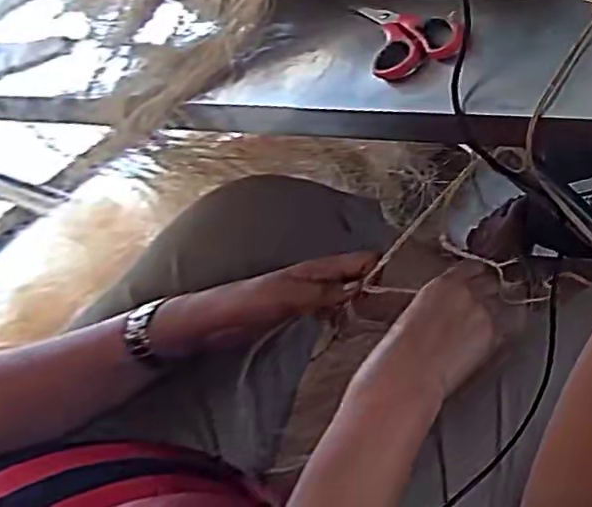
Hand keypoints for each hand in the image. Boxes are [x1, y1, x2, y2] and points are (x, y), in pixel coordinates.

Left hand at [152, 251, 376, 359]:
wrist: (200, 326)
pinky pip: (335, 312)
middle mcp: (325, 278)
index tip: (391, 293)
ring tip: (373, 324)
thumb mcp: (285, 296)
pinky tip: (348, 332)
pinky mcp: (304, 314)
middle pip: (364, 277)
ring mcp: (315, 296)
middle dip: (377, 289)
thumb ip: (323, 291)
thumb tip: (361, 288)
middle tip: (388, 312)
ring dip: (362, 306)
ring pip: (352, 295)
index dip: (383, 271)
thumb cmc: (243, 303)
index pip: (368, 260)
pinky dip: (345, 319)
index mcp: (323, 266)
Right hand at [353, 262, 508, 405]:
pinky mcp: (494, 329)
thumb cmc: (389, 363)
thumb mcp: (408, 321)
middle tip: (480, 313)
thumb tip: (443, 314)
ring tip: (487, 329)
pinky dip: (508, 327)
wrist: (400, 385)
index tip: (477, 286)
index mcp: (440, 285)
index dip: (476, 278)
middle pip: (492, 281)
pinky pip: (513, 321)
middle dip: (489, 294)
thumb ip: (433, 308)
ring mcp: (483, 308)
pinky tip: (497, 338)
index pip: (472, 268)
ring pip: (505, 299)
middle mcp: (467, 291)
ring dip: (500, 310)